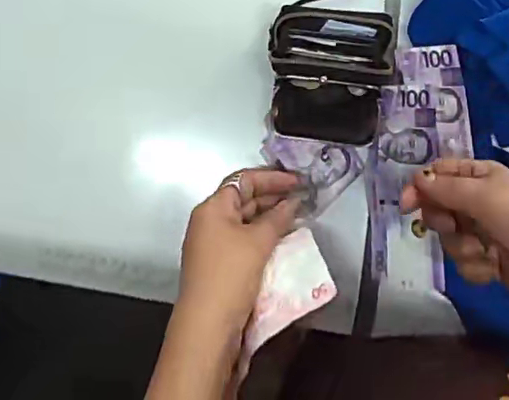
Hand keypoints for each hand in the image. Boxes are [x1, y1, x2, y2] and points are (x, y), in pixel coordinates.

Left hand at [177, 168, 301, 327]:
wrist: (206, 331)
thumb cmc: (230, 276)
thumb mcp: (259, 241)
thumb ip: (279, 216)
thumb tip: (293, 202)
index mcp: (212, 209)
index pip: (244, 179)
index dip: (272, 177)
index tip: (297, 181)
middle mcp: (209, 223)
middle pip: (245, 198)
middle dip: (274, 196)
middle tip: (302, 198)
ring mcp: (213, 246)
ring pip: (246, 221)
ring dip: (271, 218)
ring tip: (297, 217)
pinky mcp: (220, 266)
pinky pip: (244, 241)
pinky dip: (263, 236)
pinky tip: (283, 239)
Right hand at [399, 158, 508, 317]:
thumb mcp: (483, 195)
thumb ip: (445, 188)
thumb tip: (416, 178)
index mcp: (481, 175)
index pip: (441, 173)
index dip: (421, 185)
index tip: (405, 204)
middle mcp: (480, 200)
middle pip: (441, 206)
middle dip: (443, 220)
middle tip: (454, 227)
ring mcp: (485, 232)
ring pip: (450, 238)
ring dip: (462, 247)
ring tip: (483, 250)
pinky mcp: (489, 261)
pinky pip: (464, 262)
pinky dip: (475, 266)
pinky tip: (493, 268)